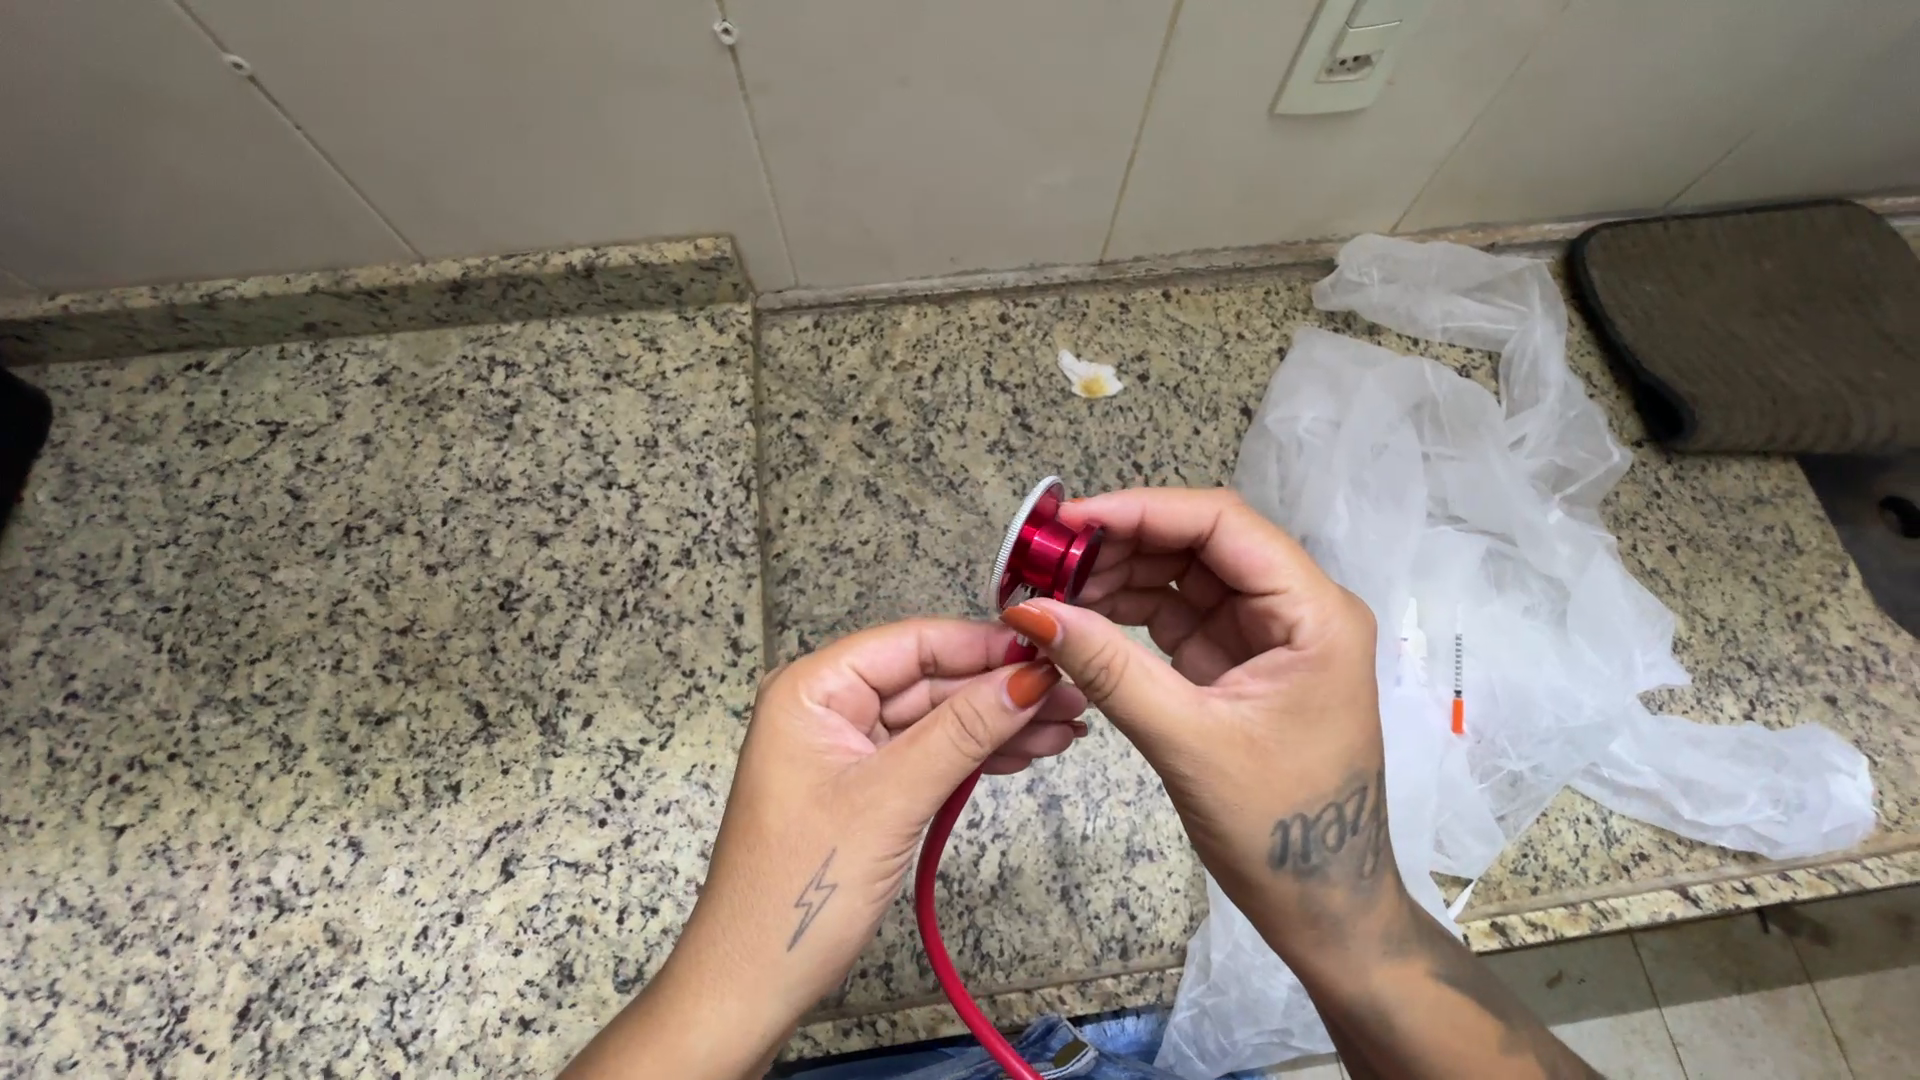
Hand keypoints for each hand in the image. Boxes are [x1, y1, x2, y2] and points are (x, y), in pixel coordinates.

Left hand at [562, 619, 1086, 1079]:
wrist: (755, 984)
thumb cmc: (802, 888)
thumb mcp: (890, 799)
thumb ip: (962, 732)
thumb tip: (1029, 679)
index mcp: (815, 688)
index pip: (912, 644)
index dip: (982, 646)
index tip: (1048, 654)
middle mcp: (831, 704)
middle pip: (931, 679)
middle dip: (1001, 690)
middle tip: (1072, 697)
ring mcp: (851, 745)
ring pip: (938, 717)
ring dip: (1000, 724)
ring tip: (1067, 729)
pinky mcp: (869, 782)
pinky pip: (931, 752)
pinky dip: (978, 754)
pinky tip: (1027, 752)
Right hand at [998, 487, 1404, 971]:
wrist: (1320, 907)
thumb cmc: (1275, 826)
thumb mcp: (1187, 740)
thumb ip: (1108, 668)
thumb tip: (1030, 610)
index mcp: (1313, 612)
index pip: (1222, 525)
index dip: (1142, 510)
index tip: (1068, 521)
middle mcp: (1294, 607)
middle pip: (1200, 543)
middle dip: (1122, 542)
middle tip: (1046, 558)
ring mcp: (1264, 634)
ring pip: (1183, 575)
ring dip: (1119, 575)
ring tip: (1054, 588)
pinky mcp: (1236, 660)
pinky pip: (1176, 615)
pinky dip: (1127, 611)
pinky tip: (1082, 617)